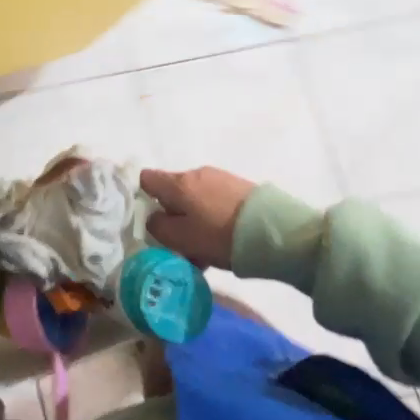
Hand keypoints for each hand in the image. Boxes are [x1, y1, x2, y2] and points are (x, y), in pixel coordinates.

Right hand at [140, 167, 258, 269]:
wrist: (274, 232)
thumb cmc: (219, 235)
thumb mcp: (181, 239)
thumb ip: (158, 227)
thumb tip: (154, 218)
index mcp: (177, 183)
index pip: (146, 178)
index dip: (145, 198)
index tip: (155, 221)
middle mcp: (196, 173)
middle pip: (173, 190)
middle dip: (174, 214)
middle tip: (184, 242)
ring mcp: (221, 178)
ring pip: (196, 197)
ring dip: (196, 216)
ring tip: (209, 245)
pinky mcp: (241, 186)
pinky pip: (216, 199)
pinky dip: (215, 215)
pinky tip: (226, 237)